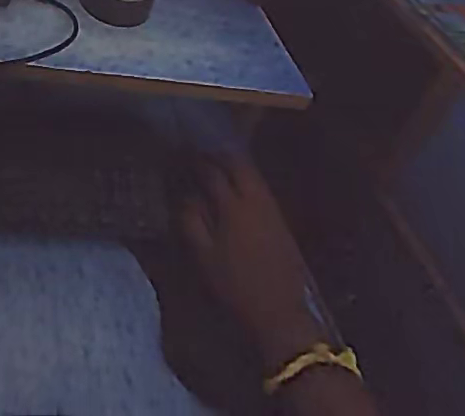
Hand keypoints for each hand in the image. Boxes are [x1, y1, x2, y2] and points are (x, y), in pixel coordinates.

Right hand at [177, 155, 320, 364]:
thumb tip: (185, 196)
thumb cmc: (235, 286)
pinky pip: (262, 188)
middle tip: (203, 152)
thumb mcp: (204, 256)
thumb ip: (191, 221)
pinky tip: (239, 184)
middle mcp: (254, 202)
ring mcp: (272, 210)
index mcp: (232, 208)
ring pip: (254, 175)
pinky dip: (248, 178)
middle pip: (239, 165)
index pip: (212, 173)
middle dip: (220, 155)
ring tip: (219, 162)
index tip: (183, 153)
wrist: (280, 313)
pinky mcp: (282, 221)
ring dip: (236, 164)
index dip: (197, 161)